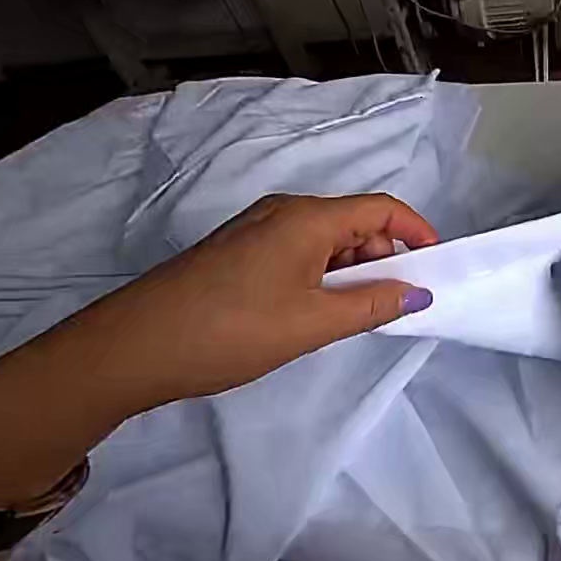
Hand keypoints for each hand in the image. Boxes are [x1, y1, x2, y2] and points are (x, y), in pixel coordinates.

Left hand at [0, 194, 436, 500]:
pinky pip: (300, 251)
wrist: (126, 351)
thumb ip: (375, 305)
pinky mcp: (239, 250)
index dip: (417, 231)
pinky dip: (324, 274)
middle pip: (356, 222)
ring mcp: (257, 229)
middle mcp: (284, 212)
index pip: (382, 208)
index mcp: (307, 218)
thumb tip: (420, 293)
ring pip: (328, 239)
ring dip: (353, 270)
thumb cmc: (231, 330)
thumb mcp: (314, 323)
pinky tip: (315, 309)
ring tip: (353, 313)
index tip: (434, 266)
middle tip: (393, 300)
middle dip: (385, 256)